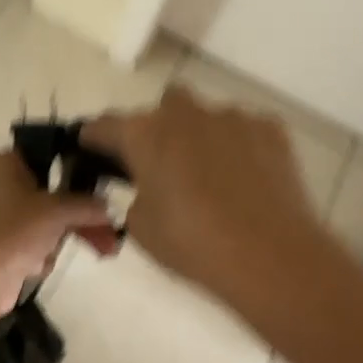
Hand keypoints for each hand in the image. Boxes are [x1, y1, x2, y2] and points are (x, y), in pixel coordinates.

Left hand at [0, 151, 116, 323]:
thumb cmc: (14, 232)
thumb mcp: (57, 211)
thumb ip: (87, 204)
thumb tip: (110, 207)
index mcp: (10, 163)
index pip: (53, 152)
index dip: (81, 164)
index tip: (108, 179)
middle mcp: (9, 183)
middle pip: (60, 190)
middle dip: (86, 213)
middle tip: (113, 226)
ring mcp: (10, 214)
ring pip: (56, 217)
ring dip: (79, 233)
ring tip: (107, 251)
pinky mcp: (12, 241)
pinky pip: (44, 238)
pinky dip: (51, 250)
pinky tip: (45, 264)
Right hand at [84, 86, 327, 304]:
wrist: (270, 256)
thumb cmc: (193, 245)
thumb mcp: (141, 228)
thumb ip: (134, 196)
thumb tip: (146, 187)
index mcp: (143, 135)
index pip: (104, 125)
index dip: (94, 138)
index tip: (92, 150)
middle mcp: (184, 113)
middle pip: (161, 107)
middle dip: (159, 129)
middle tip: (164, 167)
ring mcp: (232, 116)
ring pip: (206, 117)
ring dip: (201, 137)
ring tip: (213, 179)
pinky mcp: (270, 128)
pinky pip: (244, 130)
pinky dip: (239, 148)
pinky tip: (247, 181)